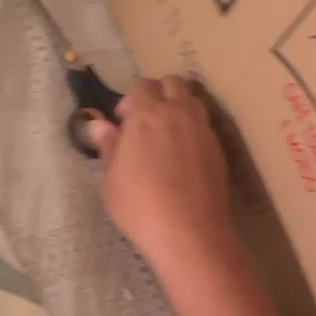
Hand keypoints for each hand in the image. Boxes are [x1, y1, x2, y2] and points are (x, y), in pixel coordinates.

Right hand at [84, 76, 234, 264]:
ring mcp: (201, 128)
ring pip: (191, 99)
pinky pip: (203, 124)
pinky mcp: (217, 147)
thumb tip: (98, 125)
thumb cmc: (139, 207)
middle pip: (171, 83)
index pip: (140, 87)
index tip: (122, 124)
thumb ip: (108, 147)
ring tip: (166, 134)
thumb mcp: (110, 181)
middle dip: (157, 94)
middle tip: (145, 122)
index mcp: (146, 116)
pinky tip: (182, 155)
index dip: (129, 102)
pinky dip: (192, 128)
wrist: (188, 232)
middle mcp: (177, 113)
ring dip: (178, 106)